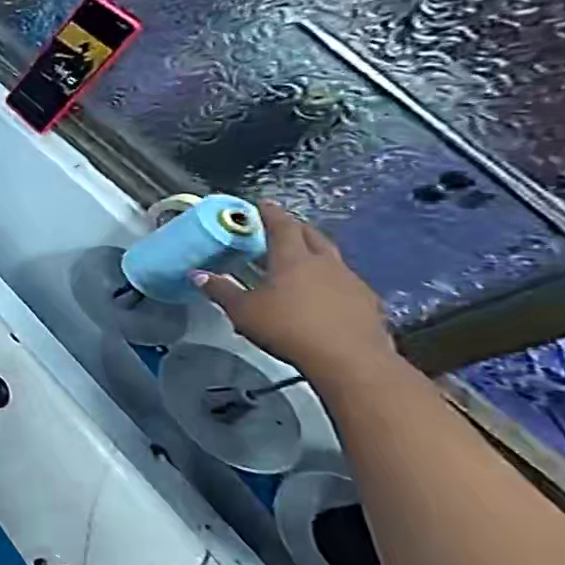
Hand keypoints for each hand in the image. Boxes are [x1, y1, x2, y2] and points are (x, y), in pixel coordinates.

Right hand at [195, 201, 394, 375]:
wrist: (350, 360)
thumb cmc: (289, 328)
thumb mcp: (244, 311)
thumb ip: (221, 291)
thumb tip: (197, 274)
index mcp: (293, 258)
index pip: (282, 226)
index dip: (271, 213)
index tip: (263, 204)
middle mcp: (324, 263)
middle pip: (311, 236)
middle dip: (296, 229)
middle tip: (283, 228)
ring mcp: (350, 282)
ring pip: (332, 258)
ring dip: (316, 254)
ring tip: (303, 261)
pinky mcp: (367, 303)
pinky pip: (346, 282)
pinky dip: (332, 281)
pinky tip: (325, 295)